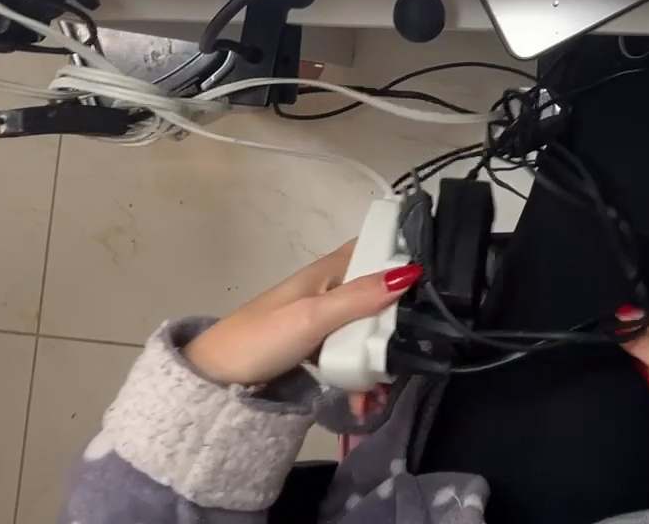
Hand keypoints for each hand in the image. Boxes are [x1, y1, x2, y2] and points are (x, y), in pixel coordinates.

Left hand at [183, 242, 421, 386]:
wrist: (213, 382)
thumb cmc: (261, 339)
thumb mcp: (312, 317)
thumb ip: (358, 298)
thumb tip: (410, 272)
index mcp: (330, 270)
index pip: (375, 248)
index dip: (404, 257)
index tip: (435, 279)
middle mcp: (331, 288)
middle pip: (378, 294)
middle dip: (397, 322)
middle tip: (415, 350)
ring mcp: (325, 318)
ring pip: (367, 328)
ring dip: (379, 355)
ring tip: (385, 390)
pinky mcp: (319, 346)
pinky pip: (351, 353)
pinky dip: (360, 374)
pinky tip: (366, 401)